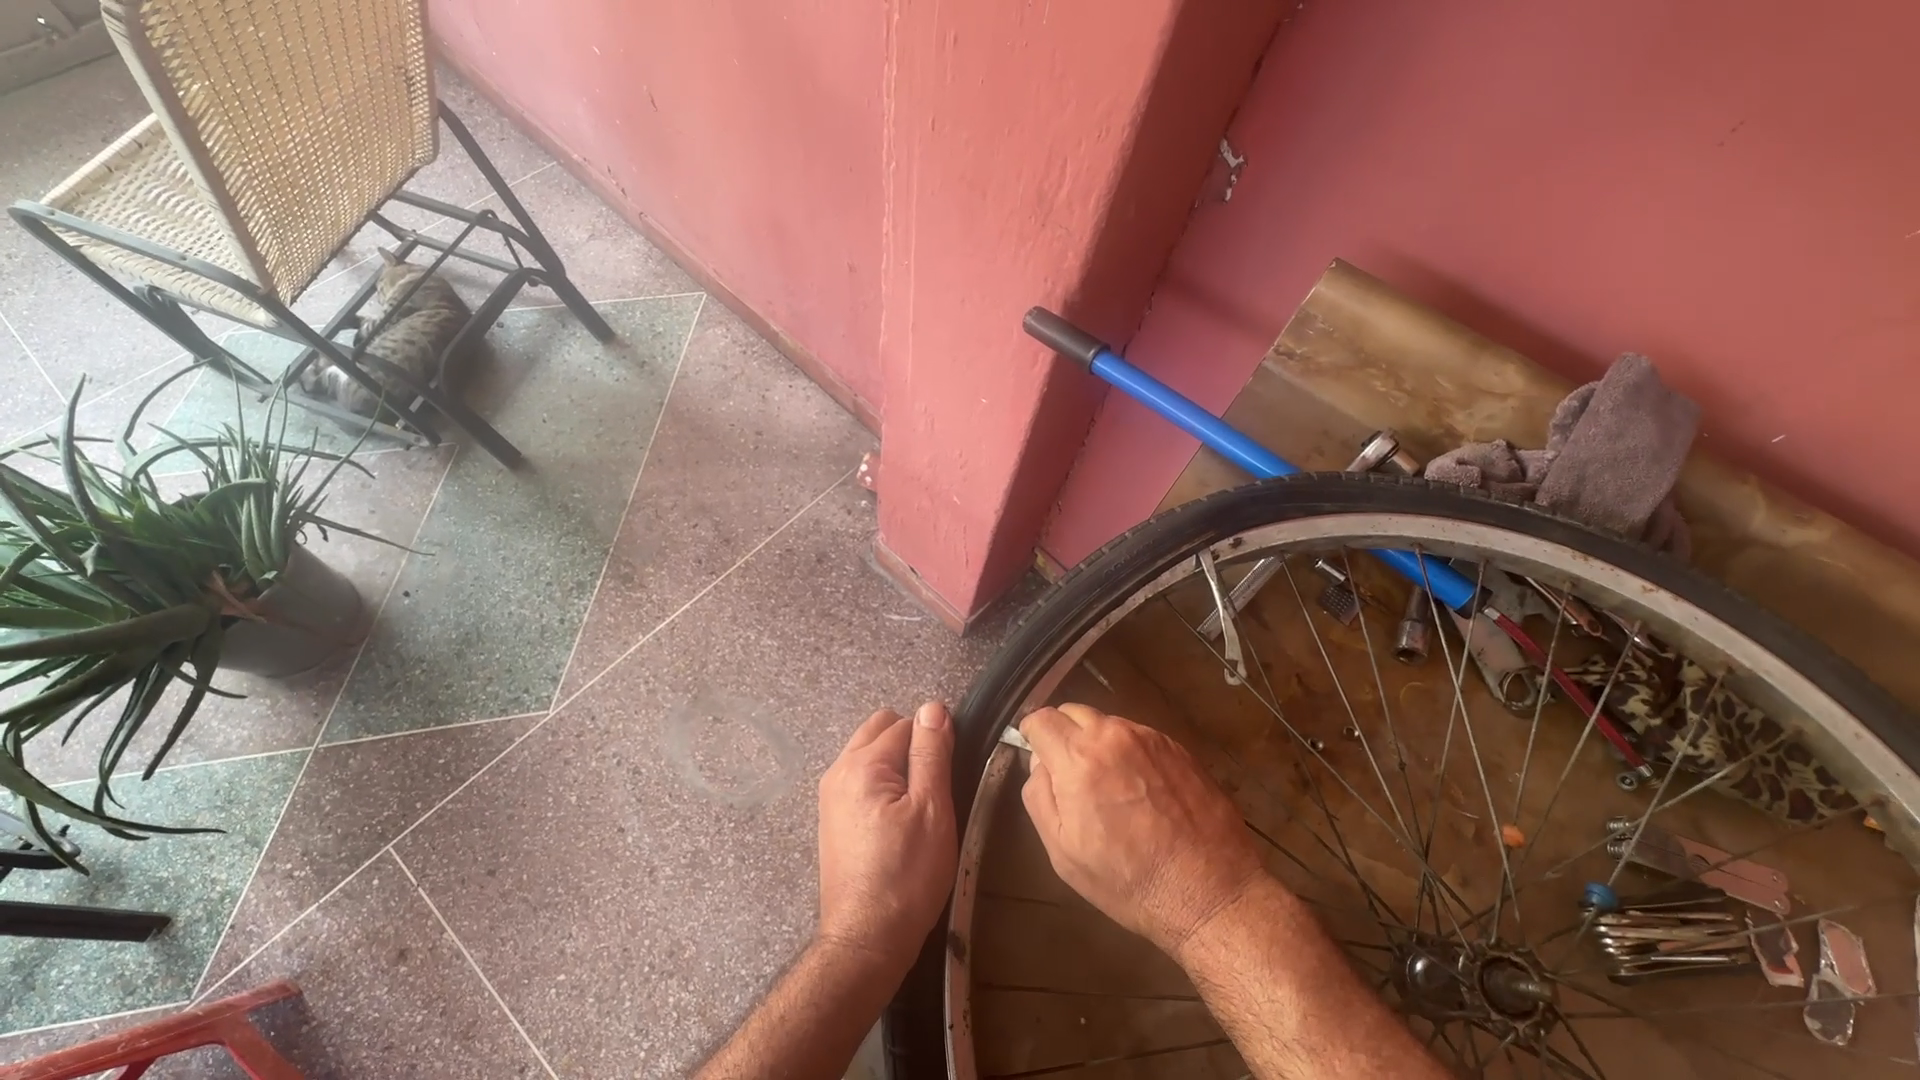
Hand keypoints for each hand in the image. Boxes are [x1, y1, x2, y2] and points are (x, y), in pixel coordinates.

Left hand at [815, 702, 956, 973]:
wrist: (866, 938)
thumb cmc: (907, 874)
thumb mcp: (931, 810)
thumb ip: (931, 753)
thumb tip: (932, 708)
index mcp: (862, 764)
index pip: (905, 724)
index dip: (934, 741)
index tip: (950, 774)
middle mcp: (838, 771)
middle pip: (880, 730)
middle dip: (910, 744)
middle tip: (935, 786)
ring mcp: (830, 796)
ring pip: (869, 754)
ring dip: (896, 765)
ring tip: (918, 806)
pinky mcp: (832, 819)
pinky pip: (860, 780)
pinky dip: (882, 784)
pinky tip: (898, 821)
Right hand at [1021, 704, 1266, 954]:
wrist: (1210, 893)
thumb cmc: (1128, 882)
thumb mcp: (1063, 852)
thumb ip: (1040, 797)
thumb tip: (1039, 764)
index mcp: (1079, 760)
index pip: (1041, 719)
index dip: (1032, 736)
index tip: (1038, 758)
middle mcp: (1114, 737)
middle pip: (1073, 712)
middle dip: (1063, 736)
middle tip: (1070, 776)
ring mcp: (1151, 739)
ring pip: (1107, 724)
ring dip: (1098, 744)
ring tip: (1110, 789)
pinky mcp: (1179, 748)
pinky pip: (1139, 737)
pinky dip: (1129, 753)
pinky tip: (1142, 792)